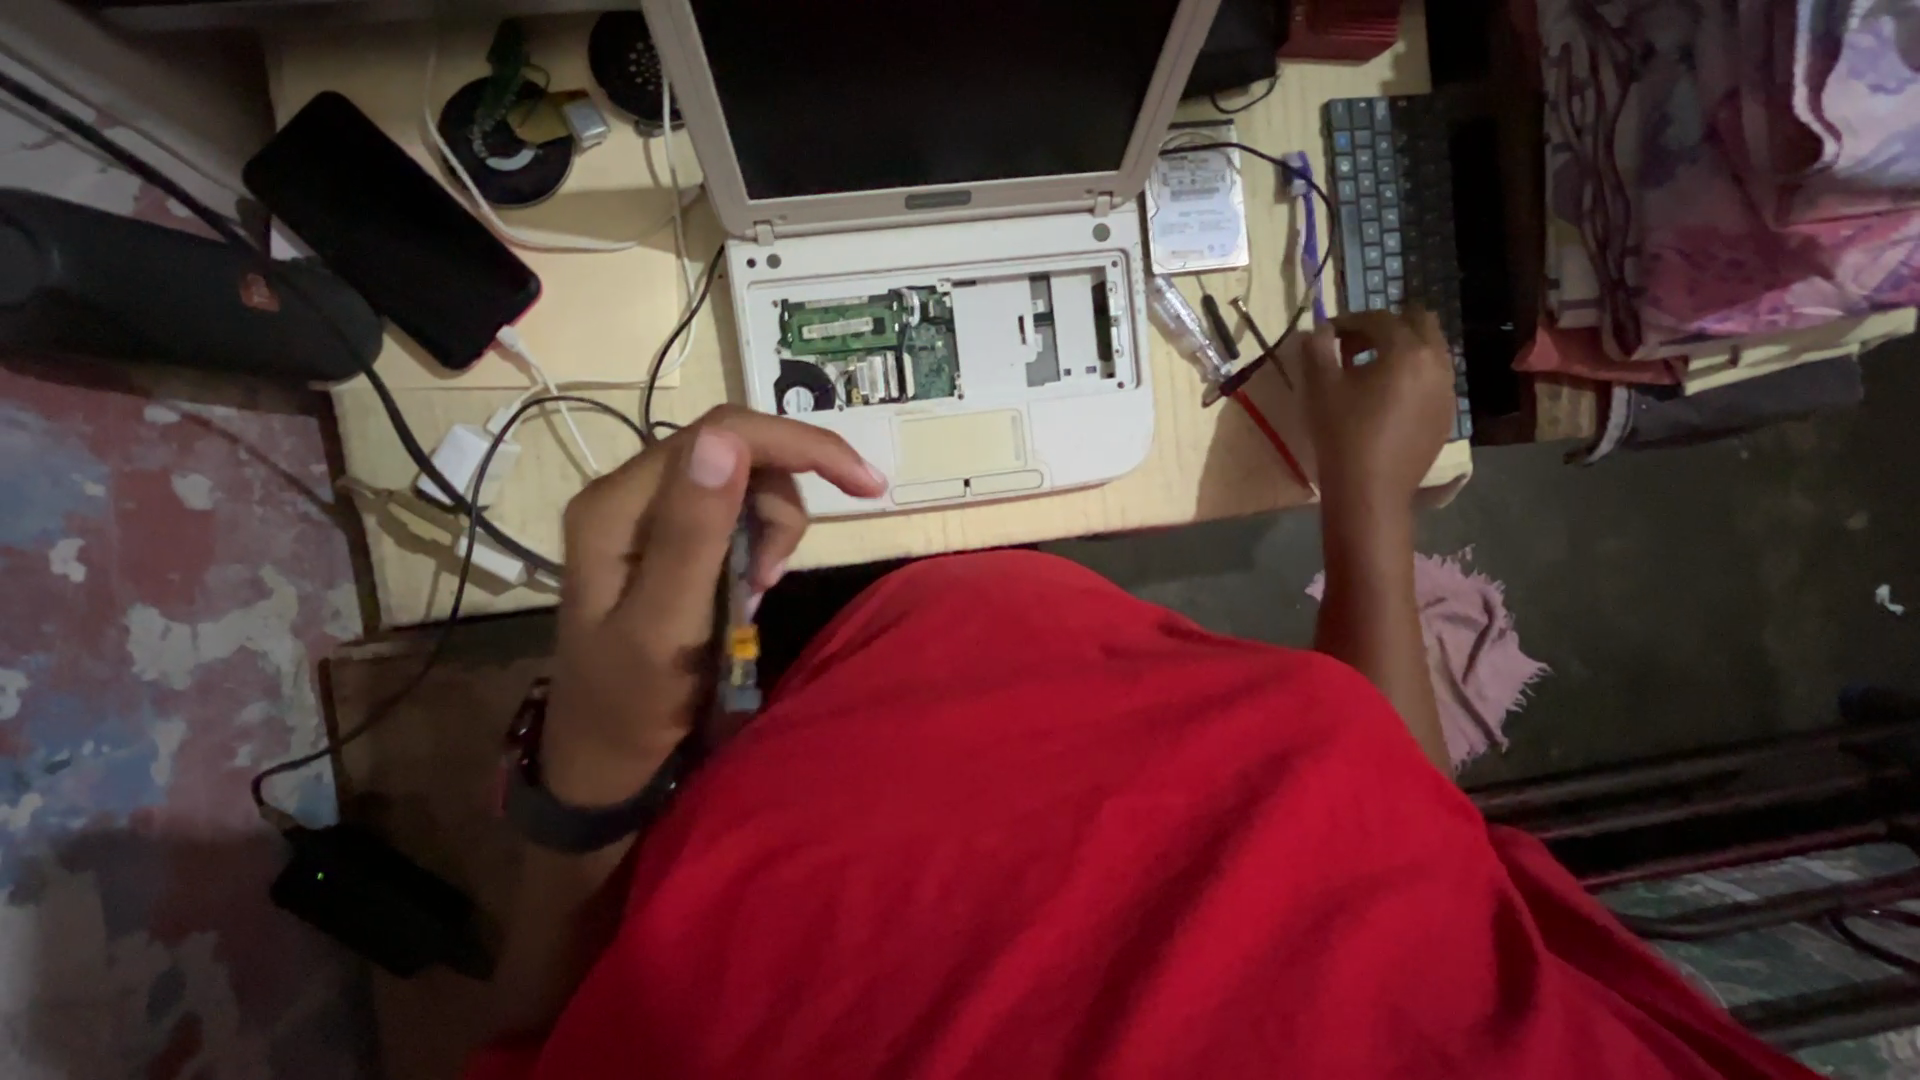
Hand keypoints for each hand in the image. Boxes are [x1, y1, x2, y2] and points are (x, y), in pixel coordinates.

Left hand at [543, 405, 886, 803]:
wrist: (606, 746)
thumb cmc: (633, 699)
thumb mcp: (665, 624)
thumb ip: (692, 532)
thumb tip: (726, 438)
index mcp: (619, 503)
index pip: (722, 432)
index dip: (799, 445)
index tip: (865, 486)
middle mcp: (631, 490)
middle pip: (738, 449)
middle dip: (784, 501)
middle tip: (780, 572)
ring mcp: (650, 509)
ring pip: (747, 478)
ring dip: (774, 527)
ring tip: (759, 588)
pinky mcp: (670, 531)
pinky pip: (738, 509)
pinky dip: (763, 540)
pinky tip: (751, 584)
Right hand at [1303, 308, 1455, 508]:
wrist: (1371, 490)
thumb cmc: (1342, 435)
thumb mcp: (1320, 388)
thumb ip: (1317, 350)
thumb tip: (1319, 331)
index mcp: (1406, 351)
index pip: (1379, 319)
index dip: (1350, 321)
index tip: (1327, 334)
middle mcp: (1436, 363)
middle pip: (1419, 324)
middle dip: (1386, 328)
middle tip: (1355, 346)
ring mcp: (1447, 390)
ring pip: (1430, 352)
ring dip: (1402, 352)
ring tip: (1370, 374)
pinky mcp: (1446, 415)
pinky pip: (1433, 381)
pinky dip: (1412, 378)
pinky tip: (1386, 401)